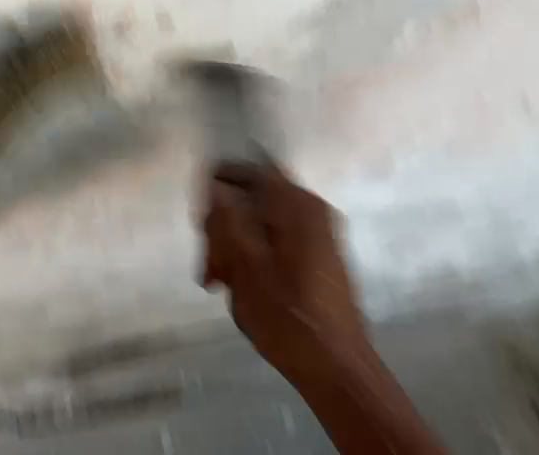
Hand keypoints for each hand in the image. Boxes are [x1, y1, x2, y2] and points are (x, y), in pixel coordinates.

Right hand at [201, 162, 372, 383]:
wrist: (337, 370)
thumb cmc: (287, 314)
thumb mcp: (243, 263)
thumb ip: (225, 216)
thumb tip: (212, 182)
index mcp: (296, 204)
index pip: (246, 168)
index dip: (216, 184)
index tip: (200, 218)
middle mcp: (310, 210)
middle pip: (250, 196)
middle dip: (222, 225)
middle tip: (209, 262)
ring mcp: (316, 234)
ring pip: (257, 221)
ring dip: (232, 244)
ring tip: (218, 281)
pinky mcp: (316, 258)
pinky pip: (272, 240)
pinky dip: (251, 256)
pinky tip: (238, 286)